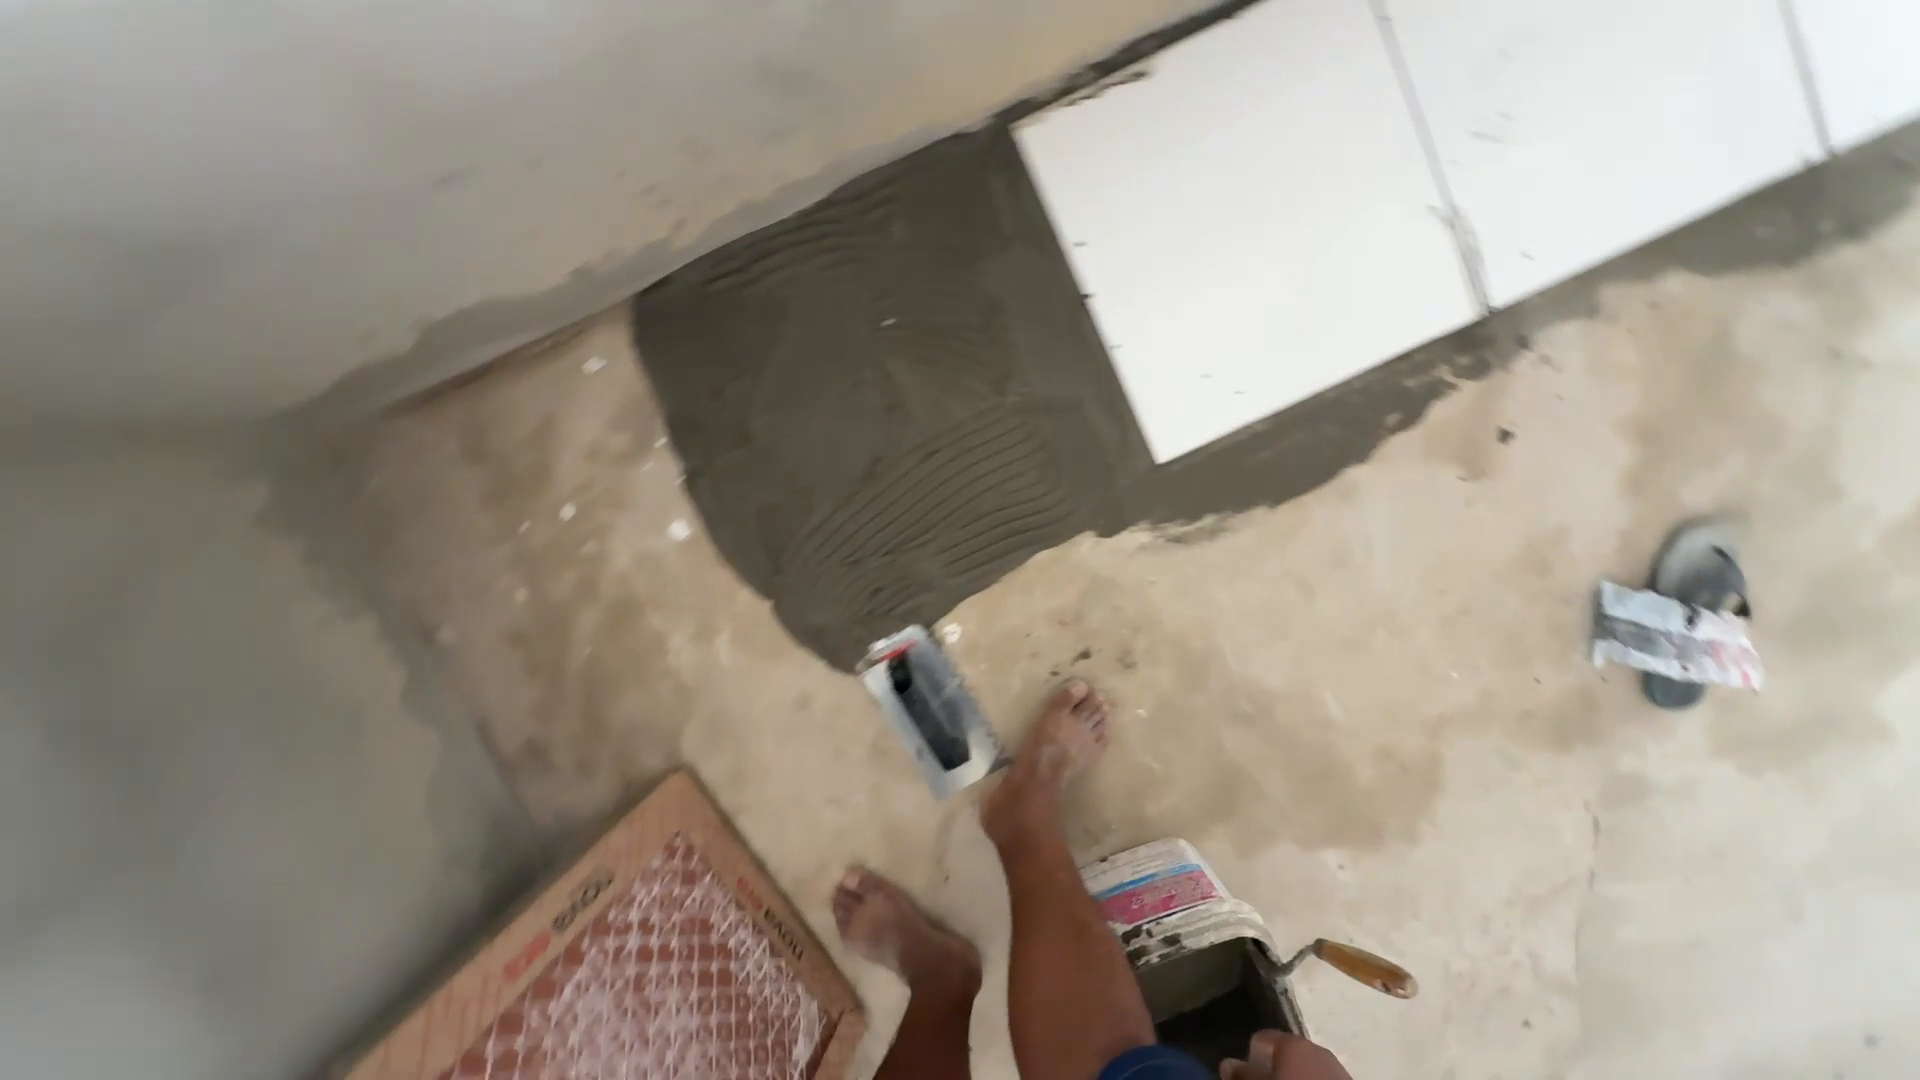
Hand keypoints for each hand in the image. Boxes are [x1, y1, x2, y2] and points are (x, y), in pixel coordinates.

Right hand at [1218, 1031, 1352, 1079]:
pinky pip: (1322, 1079)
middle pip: (1285, 1053)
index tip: (1247, 1076)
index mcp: (1292, 1043)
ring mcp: (1337, 1068)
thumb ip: (1243, 1075)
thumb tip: (1227, 1064)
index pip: (1261, 1039)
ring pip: (1306, 1068)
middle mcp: (1314, 1047)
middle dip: (1274, 1069)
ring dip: (1296, 1077)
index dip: (1250, 1058)